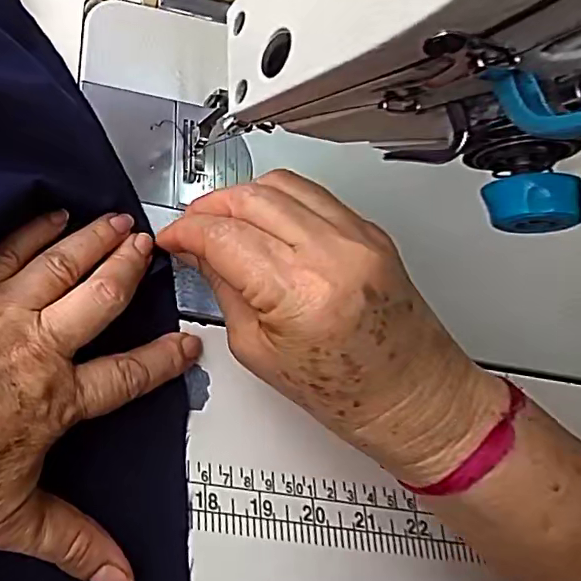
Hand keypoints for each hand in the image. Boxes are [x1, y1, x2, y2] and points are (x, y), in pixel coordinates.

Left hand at [0, 211, 200, 580]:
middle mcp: (35, 346)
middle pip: (99, 300)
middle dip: (129, 271)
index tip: (186, 342)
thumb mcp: (11, 519)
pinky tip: (47, 215)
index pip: (127, 375)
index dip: (163, 358)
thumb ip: (73, 544)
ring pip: (59, 266)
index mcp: (55, 400)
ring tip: (116, 220)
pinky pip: (4, 252)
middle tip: (151, 247)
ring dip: (91, 241)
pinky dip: (29, 231)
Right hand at [155, 170, 505, 485]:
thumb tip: (196, 252)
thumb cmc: (343, 387)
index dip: (183, 232)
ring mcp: (358, 238)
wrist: (412, 395)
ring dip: (237, 197)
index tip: (168, 239)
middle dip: (205, 209)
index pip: (220, 235)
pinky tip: (258, 222)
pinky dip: (273, 200)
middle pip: (247, 199)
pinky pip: (310, 194)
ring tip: (220, 221)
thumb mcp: (253, 346)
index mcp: (299, 293)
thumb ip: (222, 287)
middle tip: (187, 229)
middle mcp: (334, 256)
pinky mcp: (370, 232)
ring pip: (278, 184)